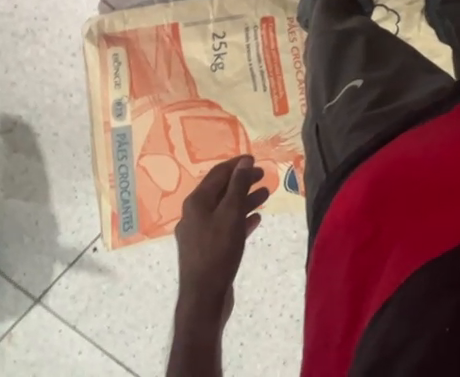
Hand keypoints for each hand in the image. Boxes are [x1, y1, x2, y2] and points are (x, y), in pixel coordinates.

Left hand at [174, 155, 269, 327]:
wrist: (204, 298)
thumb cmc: (218, 251)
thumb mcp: (231, 213)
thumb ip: (238, 186)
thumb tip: (244, 162)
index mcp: (196, 202)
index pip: (217, 174)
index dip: (236, 165)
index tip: (255, 160)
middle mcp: (194, 214)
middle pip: (221, 190)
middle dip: (242, 182)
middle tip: (263, 176)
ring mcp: (198, 233)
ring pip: (224, 209)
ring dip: (244, 200)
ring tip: (265, 195)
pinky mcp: (206, 250)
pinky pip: (224, 227)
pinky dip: (240, 220)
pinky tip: (255, 219)